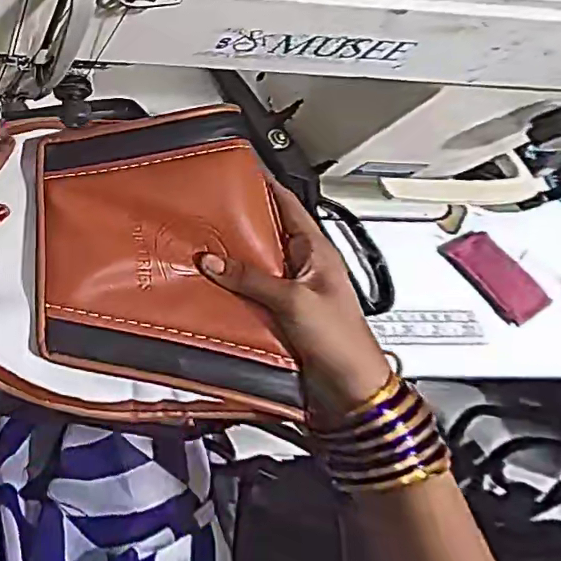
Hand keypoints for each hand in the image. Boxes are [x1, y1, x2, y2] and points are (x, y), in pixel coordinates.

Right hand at [199, 177, 392, 423]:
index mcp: (317, 250)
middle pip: (266, 231)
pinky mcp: (281, 311)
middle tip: (211, 207)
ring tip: (206, 243)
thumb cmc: (344, 342)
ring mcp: (292, 288)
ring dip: (234, 256)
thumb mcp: (294, 301)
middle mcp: (303, 265)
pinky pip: (251, 289)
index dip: (266, 183)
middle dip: (240, 220)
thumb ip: (252, 278)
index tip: (243, 169)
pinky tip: (215, 283)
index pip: (288, 203)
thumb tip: (215, 260)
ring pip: (256, 261)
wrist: (353, 391)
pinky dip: (234, 284)